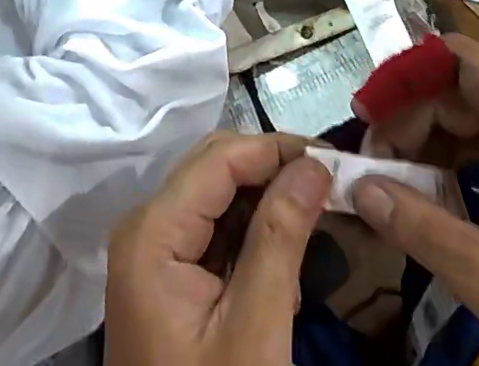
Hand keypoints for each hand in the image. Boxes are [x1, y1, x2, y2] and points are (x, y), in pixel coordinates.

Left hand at [105, 133, 332, 365]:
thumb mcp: (254, 329)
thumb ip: (281, 239)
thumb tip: (314, 165)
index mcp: (152, 231)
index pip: (219, 159)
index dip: (275, 149)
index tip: (333, 159)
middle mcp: (145, 224)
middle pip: (215, 168)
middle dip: (272, 170)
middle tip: (331, 187)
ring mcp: (153, 246)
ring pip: (217, 194)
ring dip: (266, 202)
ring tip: (315, 225)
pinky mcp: (167, 270)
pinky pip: (213, 228)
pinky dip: (252, 233)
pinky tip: (284, 263)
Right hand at [351, 34, 478, 365]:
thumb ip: (428, 234)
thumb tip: (357, 187)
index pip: (464, 61)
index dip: (408, 73)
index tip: (364, 113)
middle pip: (463, 90)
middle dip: (409, 115)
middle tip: (368, 159)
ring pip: (475, 122)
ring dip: (427, 142)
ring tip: (388, 177)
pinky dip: (454, 167)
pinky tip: (430, 197)